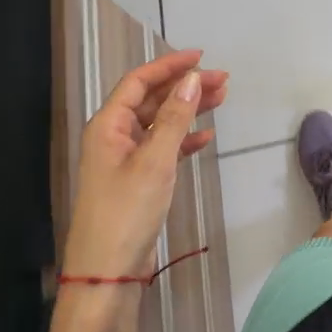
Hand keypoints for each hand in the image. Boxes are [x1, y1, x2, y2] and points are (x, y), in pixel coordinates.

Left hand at [59, 49, 229, 282]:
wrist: (107, 275)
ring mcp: (125, 160)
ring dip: (189, 109)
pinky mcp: (138, 182)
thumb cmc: (126, 212)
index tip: (201, 56)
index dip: (169, 66)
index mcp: (108, 126)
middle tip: (223, 80)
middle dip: (185, 87)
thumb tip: (191, 79)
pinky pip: (164, 148)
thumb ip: (174, 118)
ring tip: (222, 99)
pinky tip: (206, 137)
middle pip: (152, 100)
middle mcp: (114, 137)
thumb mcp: (154, 161)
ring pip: (161, 122)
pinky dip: (184, 139)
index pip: (138, 82)